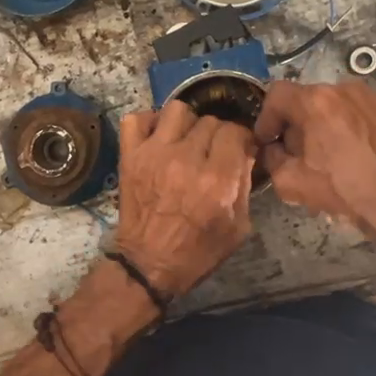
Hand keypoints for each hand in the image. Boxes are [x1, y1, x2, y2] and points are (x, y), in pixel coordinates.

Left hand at [113, 98, 256, 295]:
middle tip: (212, 154)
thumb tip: (246, 153)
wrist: (148, 265)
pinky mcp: (129, 156)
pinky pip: (136, 119)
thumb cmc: (198, 251)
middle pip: (210, 121)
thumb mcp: (238, 226)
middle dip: (217, 135)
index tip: (239, 151)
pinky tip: (159, 139)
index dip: (241, 140)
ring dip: (187, 124)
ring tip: (186, 143)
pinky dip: (149, 123)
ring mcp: (153, 154)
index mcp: (217, 180)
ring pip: (177, 110)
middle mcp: (185, 160)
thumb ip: (245, 184)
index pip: (236, 132)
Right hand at [254, 80, 375, 235]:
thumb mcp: (288, 180)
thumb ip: (271, 157)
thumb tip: (274, 148)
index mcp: (315, 102)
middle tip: (296, 148)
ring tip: (326, 148)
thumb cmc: (338, 189)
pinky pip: (358, 110)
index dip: (266, 117)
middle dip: (295, 120)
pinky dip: (348, 123)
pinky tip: (352, 148)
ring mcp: (370, 97)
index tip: (268, 139)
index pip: (277, 94)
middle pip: (307, 97)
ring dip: (322, 120)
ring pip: (334, 101)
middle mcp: (342, 89)